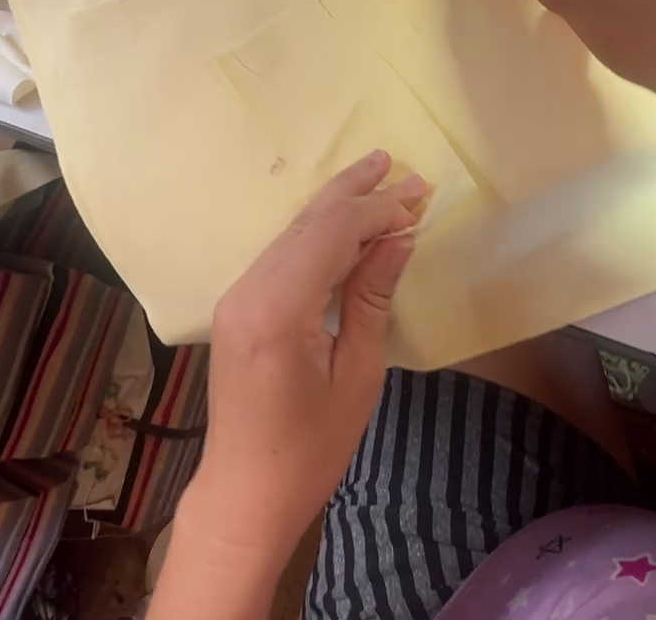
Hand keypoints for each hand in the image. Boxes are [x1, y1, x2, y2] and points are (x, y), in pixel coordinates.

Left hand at [181, 151, 424, 559]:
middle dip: (356, 192)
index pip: (332, 233)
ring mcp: (236, 294)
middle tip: (395, 164)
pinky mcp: (237, 303)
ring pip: (292, 231)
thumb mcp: (357, 373)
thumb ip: (372, 295)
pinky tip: (343, 221)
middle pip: (308, 221)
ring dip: (336, 206)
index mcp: (278, 308)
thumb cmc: (311, 447)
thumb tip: (398, 237)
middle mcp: (248, 289)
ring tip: (374, 177)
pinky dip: (318, 233)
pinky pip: (282, 252)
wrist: (245, 491)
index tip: (418, 195)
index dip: (377, 209)